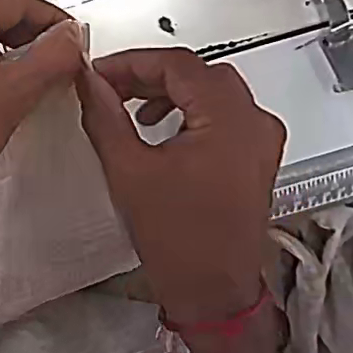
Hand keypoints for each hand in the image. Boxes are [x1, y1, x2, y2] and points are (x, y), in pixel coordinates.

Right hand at [76, 49, 285, 352]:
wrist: (212, 289)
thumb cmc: (179, 240)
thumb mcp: (128, 171)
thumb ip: (106, 117)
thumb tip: (91, 85)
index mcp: (228, 120)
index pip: (178, 65)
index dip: (131, 63)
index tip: (100, 73)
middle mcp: (255, 123)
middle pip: (199, 73)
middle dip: (150, 74)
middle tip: (111, 86)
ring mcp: (261, 141)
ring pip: (213, 92)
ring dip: (171, 91)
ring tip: (133, 106)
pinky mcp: (256, 158)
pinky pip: (225, 115)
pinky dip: (191, 111)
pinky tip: (163, 128)